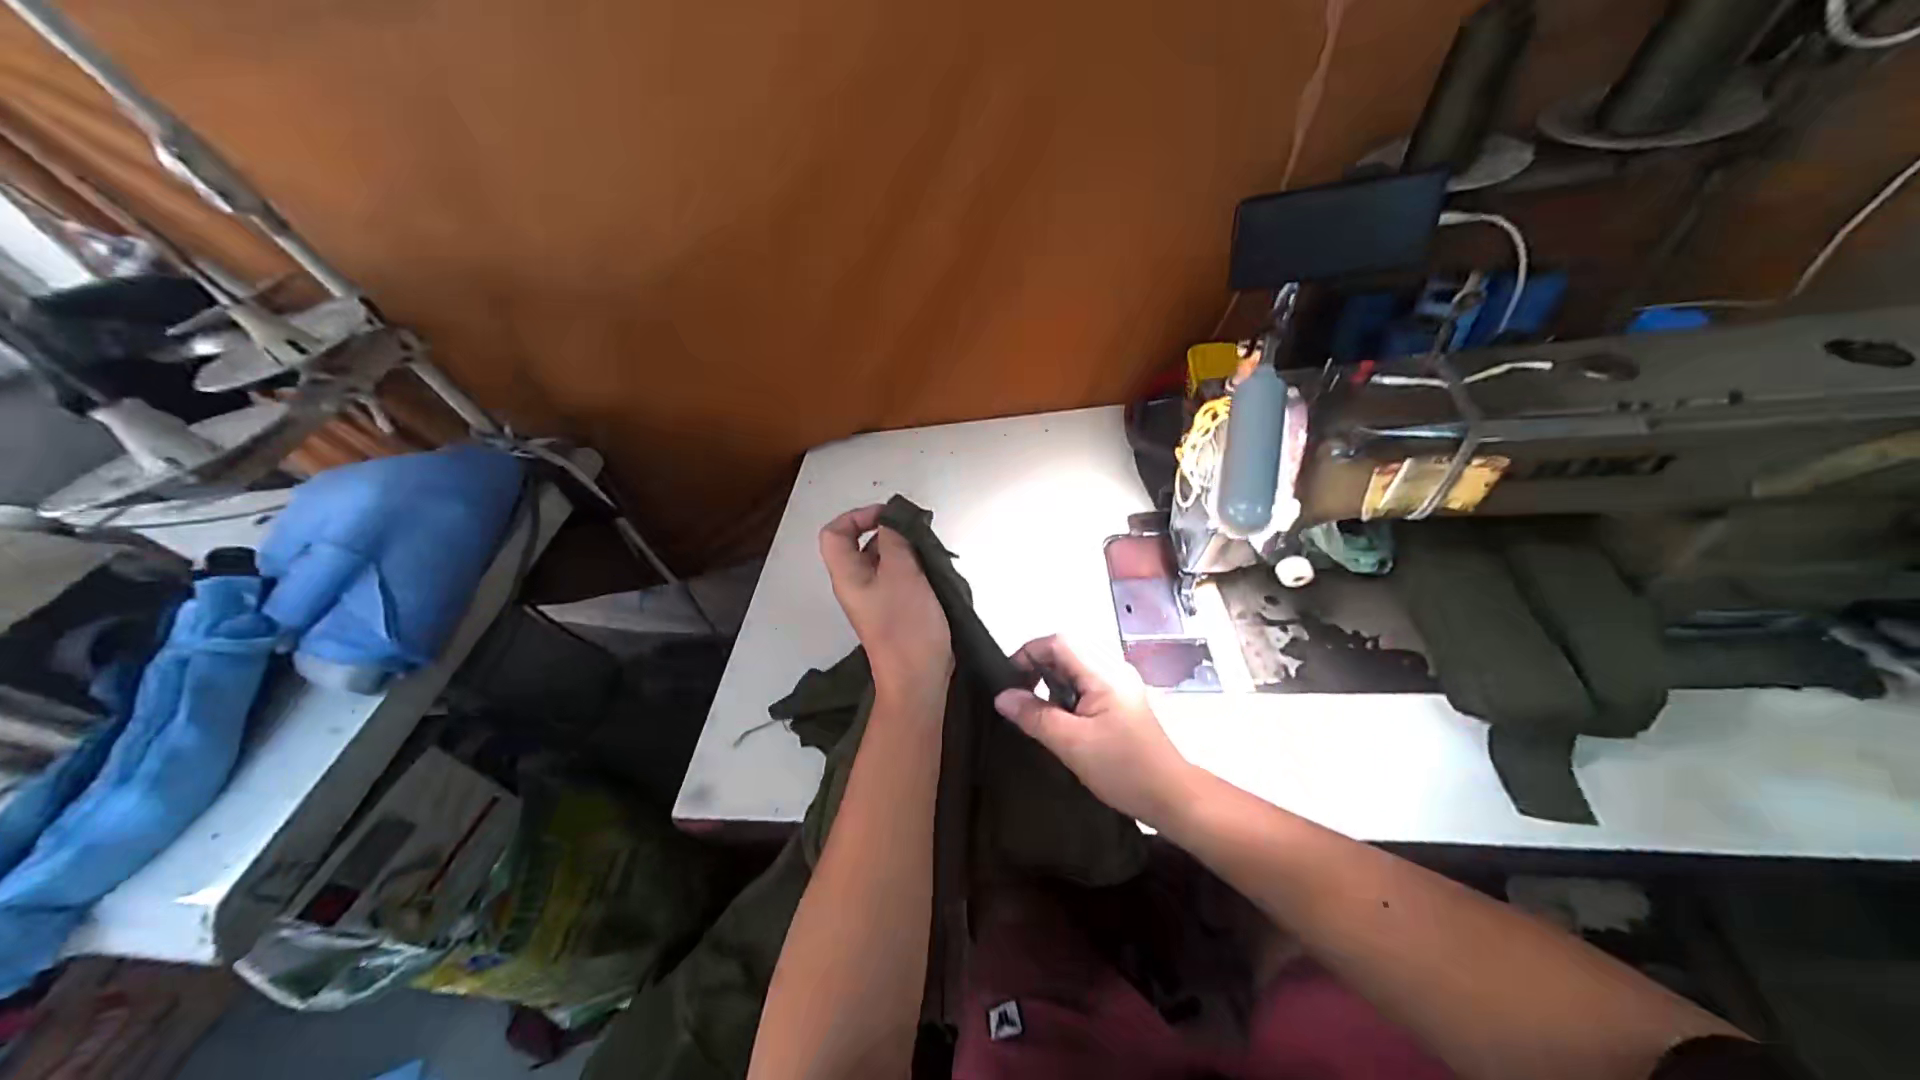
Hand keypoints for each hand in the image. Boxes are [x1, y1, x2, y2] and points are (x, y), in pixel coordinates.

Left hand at [818, 504, 952, 700]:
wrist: (917, 678)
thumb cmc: (907, 625)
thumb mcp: (902, 573)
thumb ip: (895, 540)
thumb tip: (891, 519)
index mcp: (847, 575)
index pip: (834, 533)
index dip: (856, 516)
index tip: (888, 516)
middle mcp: (856, 585)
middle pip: (858, 544)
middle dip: (885, 530)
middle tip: (915, 529)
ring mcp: (875, 599)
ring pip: (881, 560)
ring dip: (902, 548)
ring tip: (928, 548)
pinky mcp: (894, 609)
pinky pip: (896, 578)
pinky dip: (912, 566)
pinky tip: (932, 568)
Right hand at [993, 635, 1196, 827]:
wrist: (1171, 797)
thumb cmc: (1122, 769)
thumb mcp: (1070, 744)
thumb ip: (1034, 716)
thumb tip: (1003, 697)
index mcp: (1104, 673)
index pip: (1058, 642)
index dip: (1028, 654)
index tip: (1010, 683)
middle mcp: (1115, 669)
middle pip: (1067, 650)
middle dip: (1038, 668)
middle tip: (1021, 699)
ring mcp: (1121, 684)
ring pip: (1076, 667)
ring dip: (1052, 682)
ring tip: (1038, 712)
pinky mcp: (1122, 700)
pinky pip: (1086, 682)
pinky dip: (1067, 693)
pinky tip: (1060, 719)